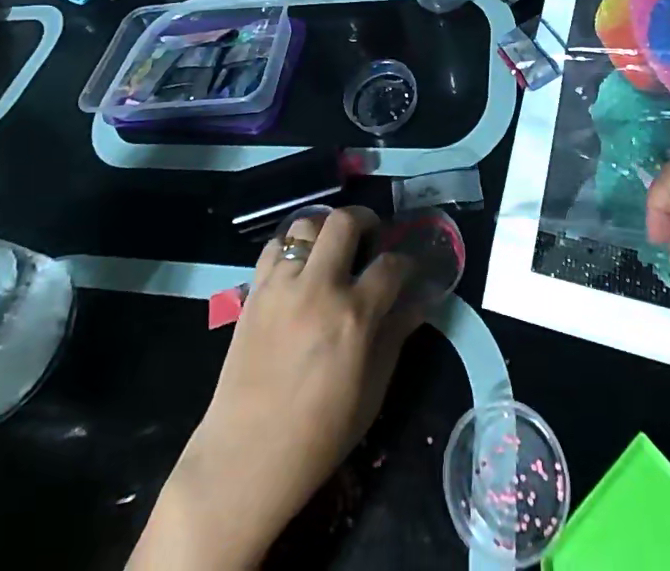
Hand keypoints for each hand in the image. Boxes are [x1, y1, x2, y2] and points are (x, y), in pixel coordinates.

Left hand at [131, 207, 420, 568]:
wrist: (250, 450)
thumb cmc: (322, 430)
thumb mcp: (373, 388)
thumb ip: (395, 335)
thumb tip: (419, 302)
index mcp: (354, 315)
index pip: (391, 266)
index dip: (407, 261)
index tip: (410, 267)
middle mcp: (317, 287)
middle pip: (344, 223)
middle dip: (366, 220)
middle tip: (372, 235)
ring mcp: (280, 285)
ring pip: (304, 225)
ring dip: (325, 229)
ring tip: (333, 247)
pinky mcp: (254, 290)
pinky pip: (274, 247)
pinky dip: (292, 246)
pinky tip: (300, 265)